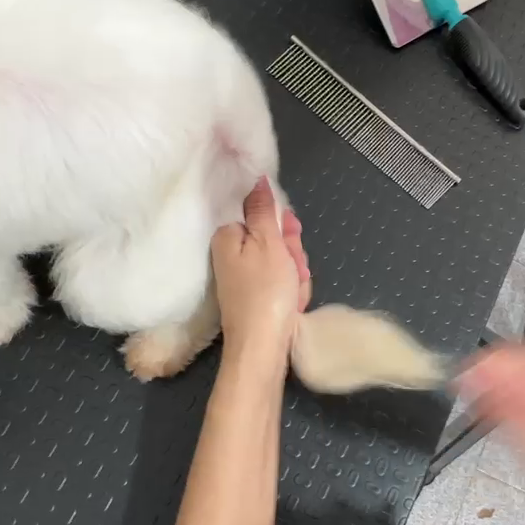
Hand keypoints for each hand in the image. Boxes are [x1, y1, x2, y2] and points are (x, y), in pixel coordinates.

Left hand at [211, 177, 310, 368]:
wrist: (262, 346)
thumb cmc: (265, 291)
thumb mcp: (267, 242)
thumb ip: (263, 210)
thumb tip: (257, 179)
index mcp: (228, 238)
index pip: (265, 220)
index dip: (285, 232)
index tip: (291, 245)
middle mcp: (233, 257)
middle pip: (276, 242)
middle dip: (293, 257)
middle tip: (293, 273)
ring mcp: (246, 281)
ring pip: (285, 266)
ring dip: (296, 277)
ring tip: (293, 293)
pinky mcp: (258, 301)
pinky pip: (283, 287)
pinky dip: (292, 294)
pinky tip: (293, 305)